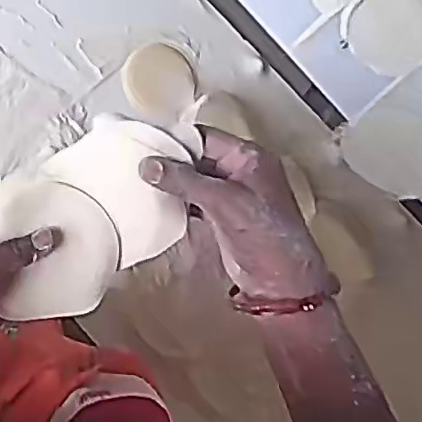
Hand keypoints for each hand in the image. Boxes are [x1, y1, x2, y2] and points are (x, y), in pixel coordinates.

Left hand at [0, 206, 56, 369]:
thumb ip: (14, 251)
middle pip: (20, 234)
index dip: (25, 199)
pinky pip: (29, 289)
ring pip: (28, 262)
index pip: (3, 206)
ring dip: (46, 259)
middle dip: (42, 230)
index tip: (52, 192)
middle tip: (70, 221)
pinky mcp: (5, 300)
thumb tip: (47, 236)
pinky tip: (63, 280)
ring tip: (74, 247)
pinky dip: (44, 287)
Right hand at [140, 128, 333, 301]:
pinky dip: (180, 199)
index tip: (146, 143)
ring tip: (143, 181)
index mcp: (248, 156)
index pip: (205, 137)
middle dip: (172, 160)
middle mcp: (241, 170)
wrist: (282, 284)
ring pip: (196, 178)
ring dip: (174, 181)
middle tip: (139, 162)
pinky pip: (197, 198)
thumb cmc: (262, 234)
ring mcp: (233, 193)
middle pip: (198, 156)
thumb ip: (184, 180)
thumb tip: (147, 164)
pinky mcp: (225, 215)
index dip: (176, 139)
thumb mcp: (222, 201)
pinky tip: (160, 202)